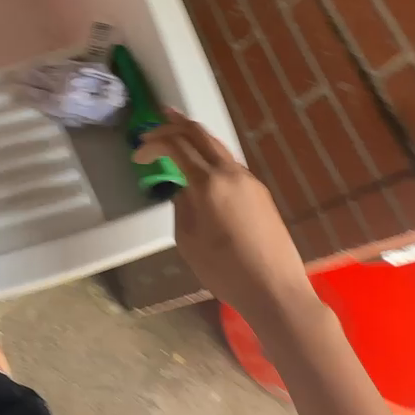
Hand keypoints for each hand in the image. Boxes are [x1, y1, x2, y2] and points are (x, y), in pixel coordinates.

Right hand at [132, 111, 319, 328]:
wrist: (276, 291)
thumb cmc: (225, 271)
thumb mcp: (187, 240)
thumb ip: (181, 205)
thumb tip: (183, 189)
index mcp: (208, 183)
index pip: (175, 146)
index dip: (153, 144)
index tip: (138, 156)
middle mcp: (231, 173)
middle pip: (199, 133)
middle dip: (174, 125)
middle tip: (155, 123)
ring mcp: (249, 181)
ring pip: (217, 145)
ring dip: (193, 136)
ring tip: (176, 132)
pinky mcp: (260, 193)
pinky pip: (229, 163)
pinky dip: (209, 154)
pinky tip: (200, 165)